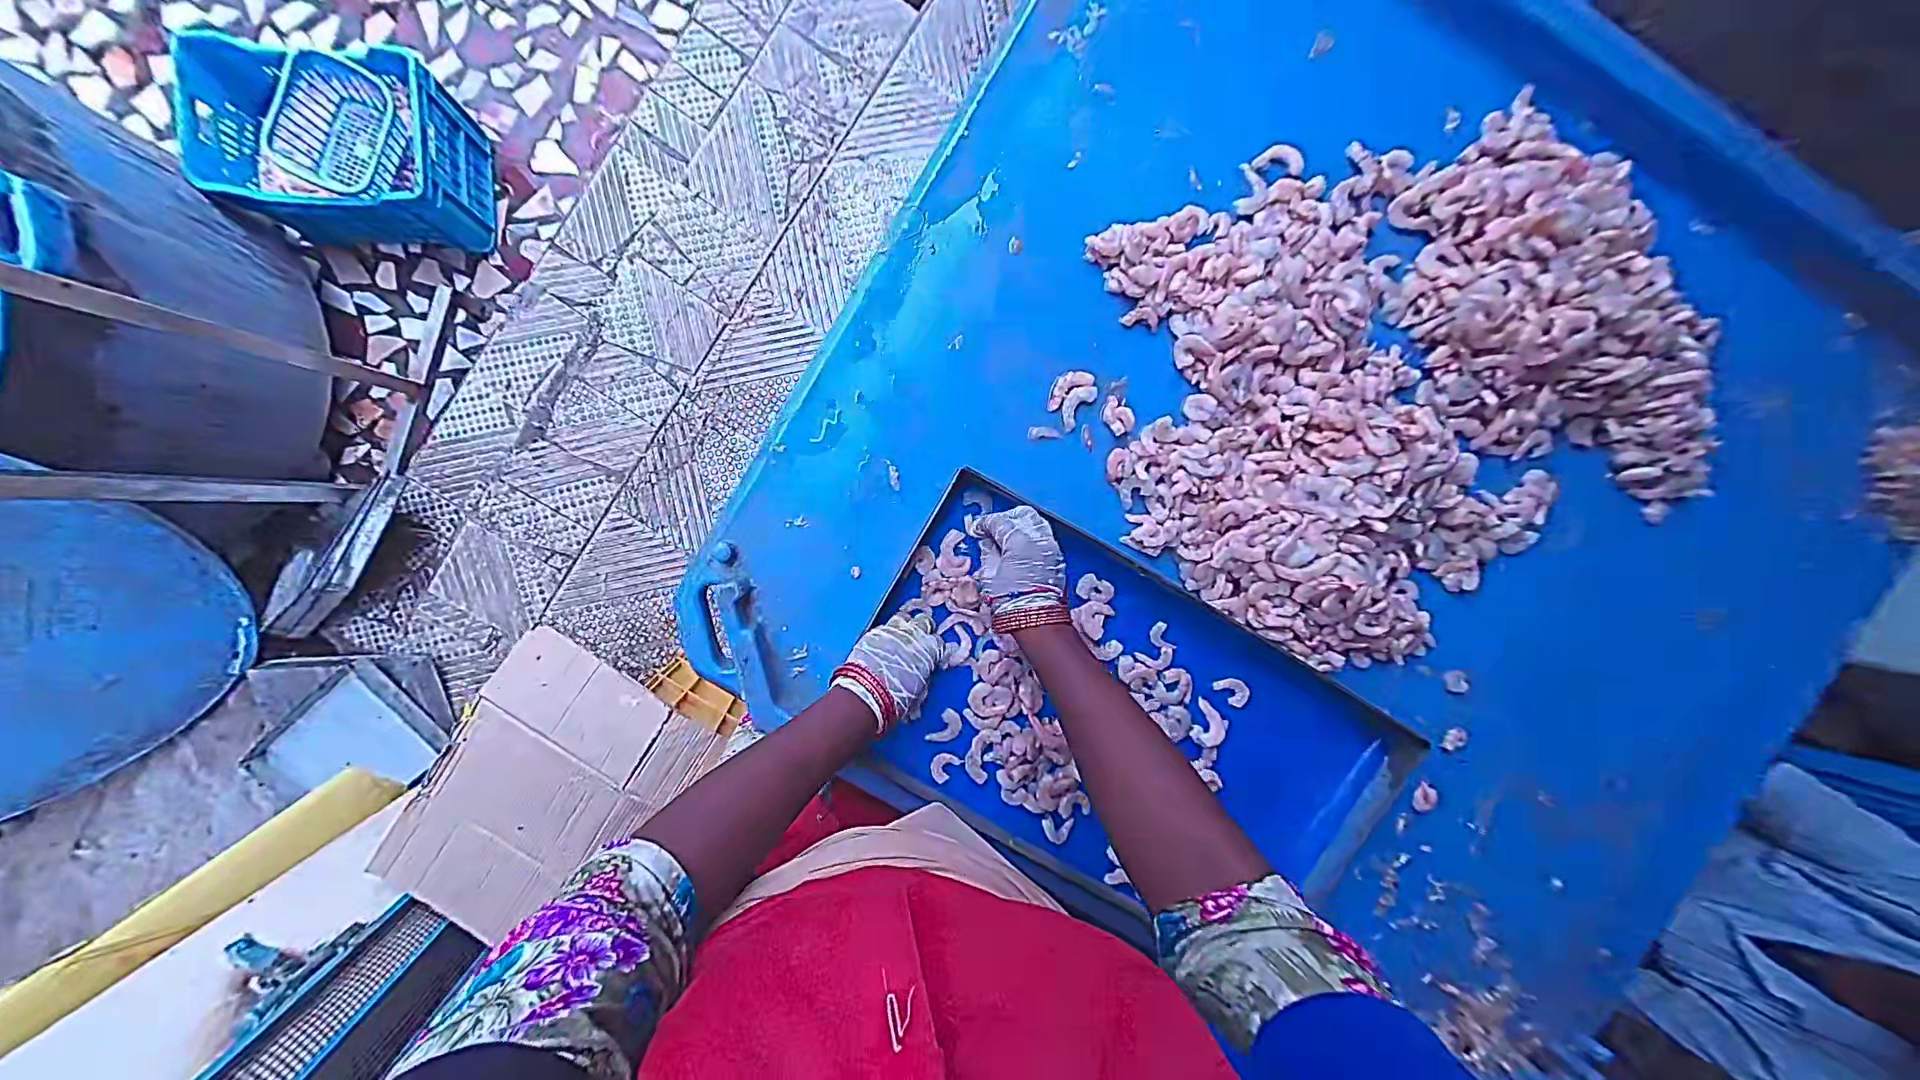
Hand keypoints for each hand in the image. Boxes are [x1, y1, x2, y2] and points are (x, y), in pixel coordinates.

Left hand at [832, 611, 944, 733]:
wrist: (867, 692)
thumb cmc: (896, 697)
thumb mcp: (920, 690)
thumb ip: (926, 674)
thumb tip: (926, 672)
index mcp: (929, 650)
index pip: (940, 642)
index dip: (937, 648)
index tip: (934, 654)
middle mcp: (914, 635)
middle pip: (925, 622)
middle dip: (924, 629)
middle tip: (920, 640)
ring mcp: (893, 630)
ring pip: (905, 617)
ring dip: (906, 625)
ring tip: (902, 634)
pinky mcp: (874, 631)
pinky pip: (885, 625)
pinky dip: (888, 631)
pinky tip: (885, 641)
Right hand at [973, 506, 1069, 631]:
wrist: (1036, 621)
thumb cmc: (1011, 601)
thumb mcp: (989, 575)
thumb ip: (988, 552)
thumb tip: (987, 542)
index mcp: (1018, 539)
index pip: (999, 521)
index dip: (985, 523)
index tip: (978, 528)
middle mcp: (1038, 538)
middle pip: (1022, 515)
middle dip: (1006, 519)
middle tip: (993, 529)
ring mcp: (1051, 548)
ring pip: (1037, 524)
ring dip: (1021, 527)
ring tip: (1008, 538)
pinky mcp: (1058, 559)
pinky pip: (1044, 539)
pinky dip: (1032, 539)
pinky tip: (1021, 549)